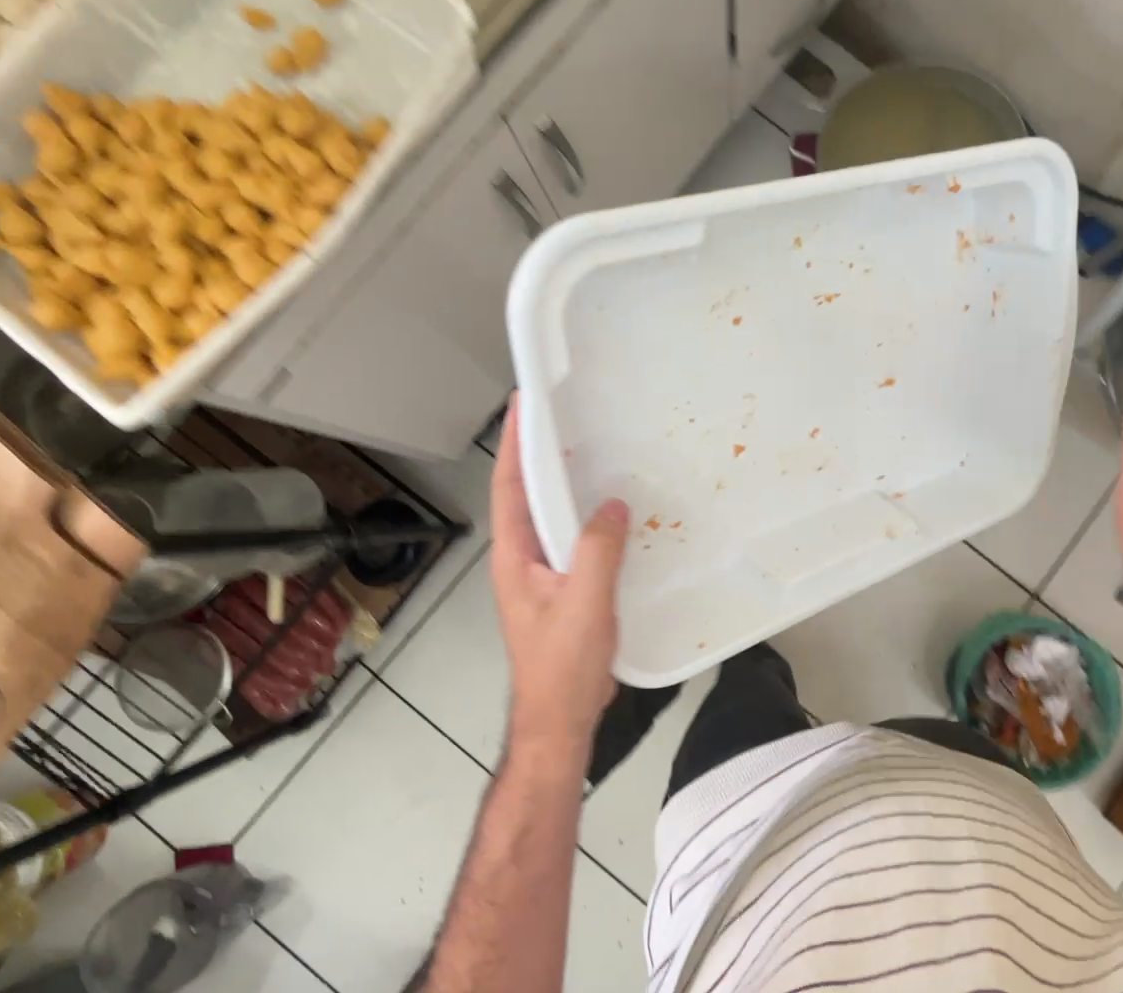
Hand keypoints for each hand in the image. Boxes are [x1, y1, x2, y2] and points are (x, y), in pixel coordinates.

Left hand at [490, 397, 630, 757]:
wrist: (561, 717)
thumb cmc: (563, 667)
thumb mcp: (584, 604)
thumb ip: (598, 552)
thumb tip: (611, 505)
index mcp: (514, 557)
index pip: (510, 488)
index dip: (516, 445)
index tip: (525, 404)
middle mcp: (523, 559)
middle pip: (527, 496)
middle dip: (541, 455)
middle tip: (566, 417)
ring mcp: (542, 575)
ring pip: (551, 518)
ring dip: (565, 484)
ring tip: (591, 450)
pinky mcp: (563, 589)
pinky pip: (573, 541)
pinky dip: (588, 518)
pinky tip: (613, 512)